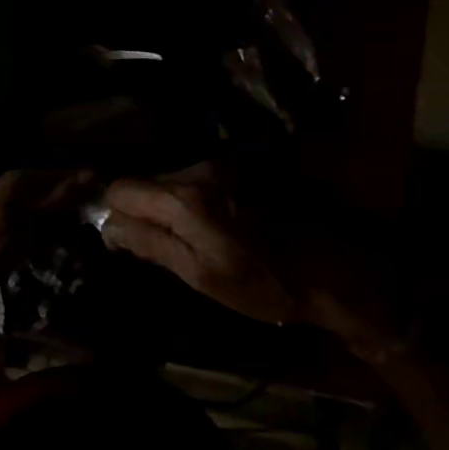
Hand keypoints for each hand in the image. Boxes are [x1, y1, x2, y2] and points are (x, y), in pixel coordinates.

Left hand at [0, 168, 96, 302]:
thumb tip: (92, 174)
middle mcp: (10, 184)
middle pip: (53, 189)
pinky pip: (31, 219)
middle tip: (96, 228)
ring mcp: (3, 203)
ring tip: (79, 238)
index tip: (106, 208)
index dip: (86, 188)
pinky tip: (53, 244)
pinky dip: (43, 230)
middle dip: (74, 206)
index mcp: (17, 180)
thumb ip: (58, 202)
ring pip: (44, 206)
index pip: (64, 174)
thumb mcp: (26, 228)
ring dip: (60, 221)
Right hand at [98, 164, 299, 325]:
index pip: (120, 189)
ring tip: (194, 239)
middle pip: (146, 181)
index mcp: (185, 198)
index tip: (123, 238)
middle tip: (159, 245)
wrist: (340, 273)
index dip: (113, 213)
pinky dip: (196, 200)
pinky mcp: (247, 168)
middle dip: (143, 209)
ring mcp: (227, 165)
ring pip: (173, 180)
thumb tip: (108, 226)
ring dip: (171, 206)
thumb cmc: (264, 284)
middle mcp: (201, 169)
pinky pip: (200, 180)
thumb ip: (150, 244)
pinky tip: (219, 226)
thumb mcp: (200, 276)